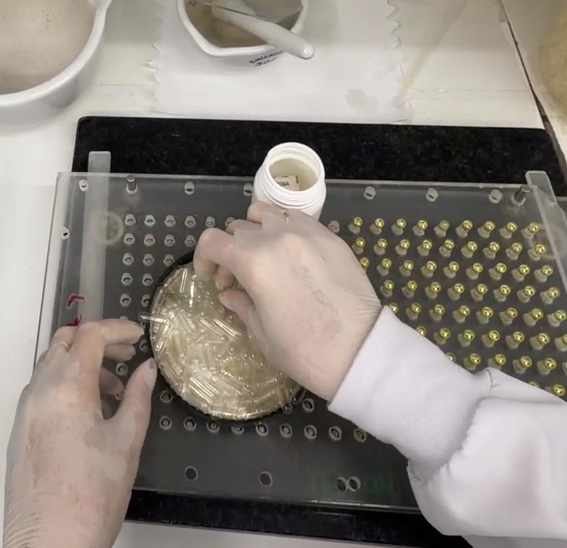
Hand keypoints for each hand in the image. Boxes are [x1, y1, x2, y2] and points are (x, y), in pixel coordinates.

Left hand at [4, 318, 155, 547]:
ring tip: (111, 391)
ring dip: (80, 363)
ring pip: (51, 364)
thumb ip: (137, 398)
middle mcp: (40, 388)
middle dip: (96, 341)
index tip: (138, 335)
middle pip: (65, 341)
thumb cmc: (93, 495)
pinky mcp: (18, 430)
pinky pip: (41, 388)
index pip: (90, 335)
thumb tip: (147, 369)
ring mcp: (24, 409)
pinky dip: (64, 384)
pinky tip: (86, 413)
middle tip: (125, 356)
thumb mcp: (126, 443)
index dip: (117, 329)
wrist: (49, 546)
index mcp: (67, 385)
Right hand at [193, 201, 381, 399]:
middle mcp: (277, 237)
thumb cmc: (306, 352)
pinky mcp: (329, 236)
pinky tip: (291, 254)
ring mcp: (306, 233)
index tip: (210, 277)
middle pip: (238, 229)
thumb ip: (241, 305)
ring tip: (263, 256)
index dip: (204, 258)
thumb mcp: (263, 335)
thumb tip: (229, 294)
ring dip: (255, 231)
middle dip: (230, 251)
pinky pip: (296, 218)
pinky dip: (284, 228)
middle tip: (237, 278)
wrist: (362, 354)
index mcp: (254, 262)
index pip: (213, 241)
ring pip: (266, 213)